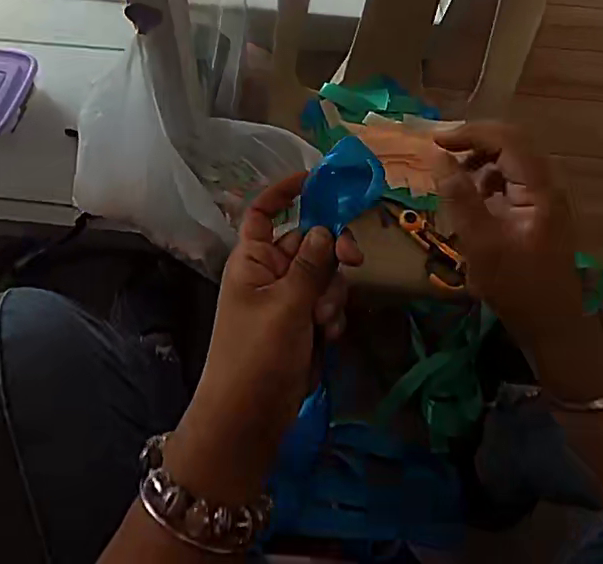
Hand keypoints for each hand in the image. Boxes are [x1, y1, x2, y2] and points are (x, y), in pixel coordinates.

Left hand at [165, 172, 362, 503]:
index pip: (263, 212)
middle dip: (330, 255)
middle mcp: (268, 273)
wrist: (247, 422)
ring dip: (332, 294)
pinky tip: (327, 338)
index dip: (283, 192)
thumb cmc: (256, 356)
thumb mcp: (286, 307)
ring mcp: (286, 300)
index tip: (314, 179)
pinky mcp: (301, 325)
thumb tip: (325, 228)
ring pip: (323, 276)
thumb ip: (310, 265)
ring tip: (324, 323)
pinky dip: (331, 316)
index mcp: (252, 259)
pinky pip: (326, 304)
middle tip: (355, 263)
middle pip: (308, 243)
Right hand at [432, 122, 587, 346]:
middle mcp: (549, 184)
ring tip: (453, 176)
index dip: (469, 133)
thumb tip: (437, 157)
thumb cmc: (515, 285)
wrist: (552, 325)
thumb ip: (458, 195)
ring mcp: (547, 196)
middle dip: (473, 141)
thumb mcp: (479, 241)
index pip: (507, 139)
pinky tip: (472, 196)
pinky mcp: (539, 207)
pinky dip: (488, 176)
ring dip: (479, 157)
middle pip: (511, 141)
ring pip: (511, 156)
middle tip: (441, 152)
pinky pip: (512, 176)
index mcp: (540, 190)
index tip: (436, 143)